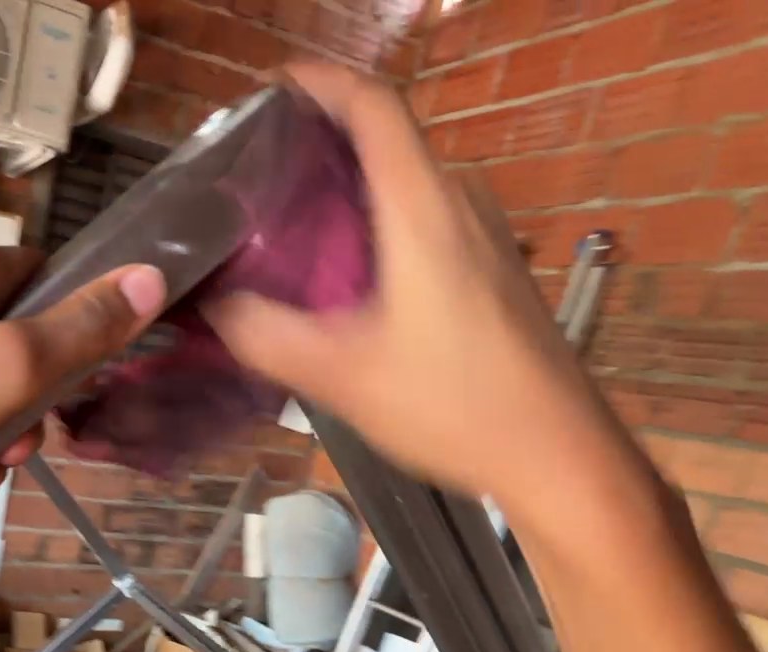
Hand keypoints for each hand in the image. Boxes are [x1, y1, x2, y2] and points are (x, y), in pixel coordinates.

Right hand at [206, 64, 636, 513]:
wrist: (554, 452)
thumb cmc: (451, 404)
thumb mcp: (340, 374)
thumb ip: (266, 335)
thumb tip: (213, 306)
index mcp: (423, 211)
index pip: (375, 109)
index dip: (322, 84)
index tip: (271, 88)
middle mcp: (459, 204)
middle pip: (386, 141)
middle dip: (319, 142)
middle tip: (254, 176)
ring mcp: (481, 235)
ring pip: (402, 183)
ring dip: (344, 189)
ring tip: (282, 222)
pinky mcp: (488, 268)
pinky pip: (419, 219)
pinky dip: (370, 223)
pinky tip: (337, 273)